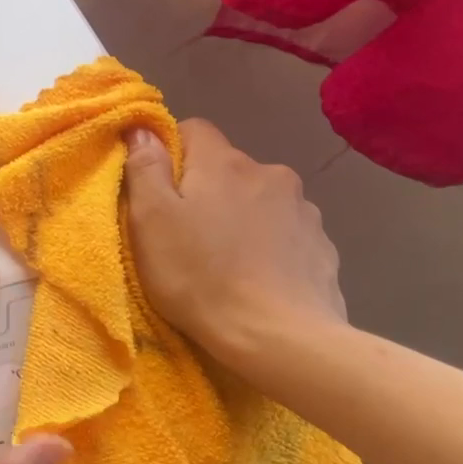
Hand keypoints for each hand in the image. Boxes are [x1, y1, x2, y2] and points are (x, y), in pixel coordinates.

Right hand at [124, 119, 346, 375]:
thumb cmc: (197, 275)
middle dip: (204, 188)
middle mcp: (270, 174)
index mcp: (224, 164)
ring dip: (239, 215)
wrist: (276, 335)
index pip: (194, 129)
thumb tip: (141, 128)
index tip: (155, 188)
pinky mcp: (321, 245)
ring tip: (221, 258)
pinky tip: (254, 275)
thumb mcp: (150, 221)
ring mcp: (303, 209)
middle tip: (182, 232)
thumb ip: (145, 169)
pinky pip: (284, 231)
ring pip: (258, 199)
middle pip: (226, 167)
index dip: (170, 151)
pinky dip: (266, 243)